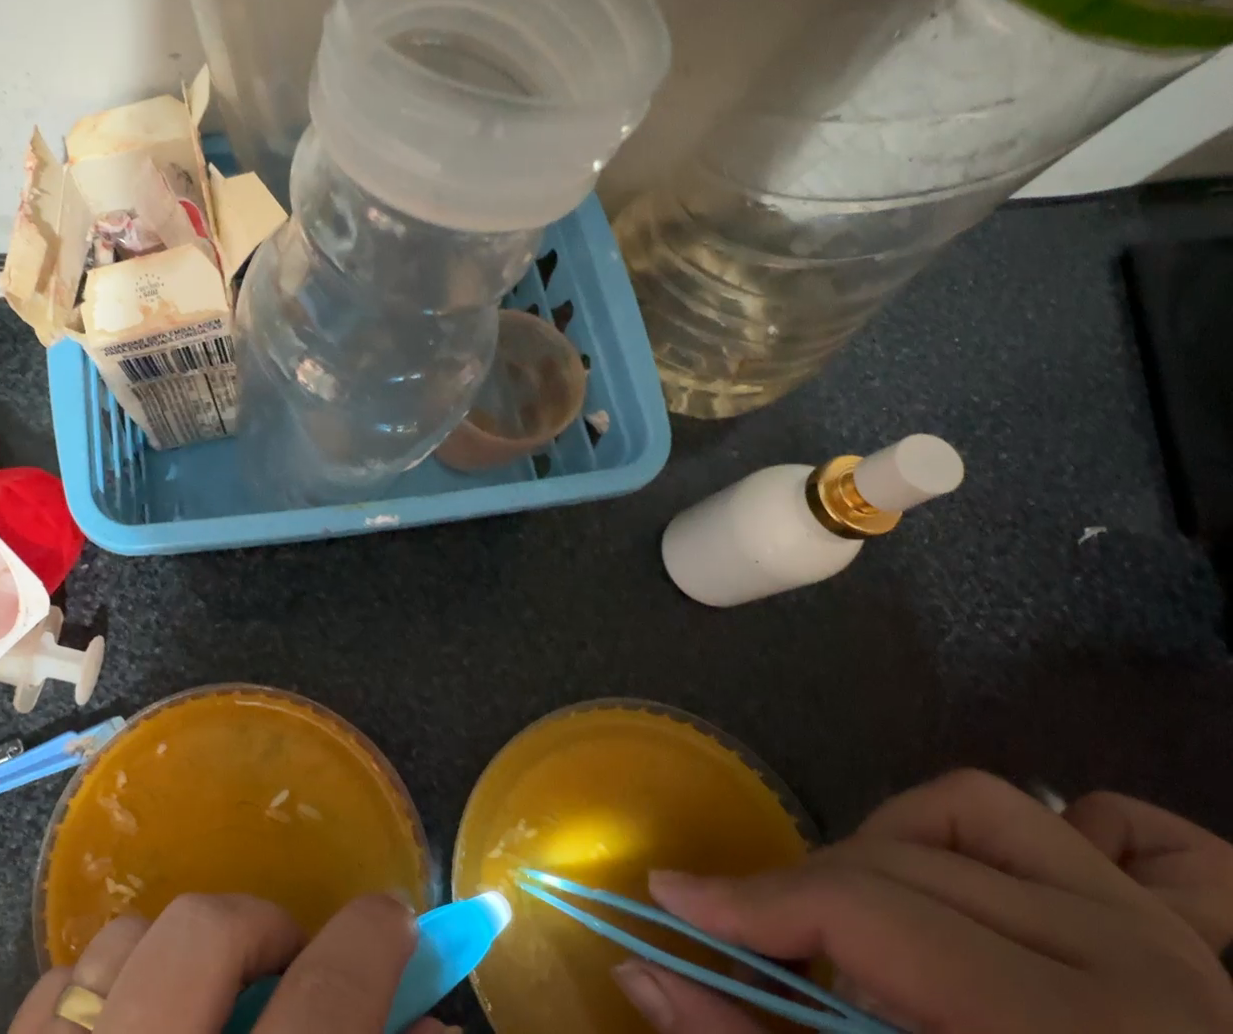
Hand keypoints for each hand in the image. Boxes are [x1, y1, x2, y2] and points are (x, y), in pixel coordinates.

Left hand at [8, 893, 451, 1033]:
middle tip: (293, 962)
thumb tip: (430, 1022)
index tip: (393, 920)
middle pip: (209, 932)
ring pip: (125, 940)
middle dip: (268, 927)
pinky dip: (105, 981)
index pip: (326, 1005)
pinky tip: (130, 1020)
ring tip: (208, 995)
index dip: (376, 945)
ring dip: (181, 950)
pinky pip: (53, 982)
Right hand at [609, 770, 1232, 1033]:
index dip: (749, 900)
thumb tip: (641, 975)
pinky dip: (1010, 836)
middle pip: (895, 860)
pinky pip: (1098, 821)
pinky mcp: (1201, 928)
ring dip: (891, 844)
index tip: (671, 899)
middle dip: (803, 895)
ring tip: (865, 915)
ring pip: (979, 806)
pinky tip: (971, 890)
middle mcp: (1142, 965)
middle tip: (765, 946)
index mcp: (1064, 1028)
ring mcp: (1179, 937)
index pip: (863, 909)